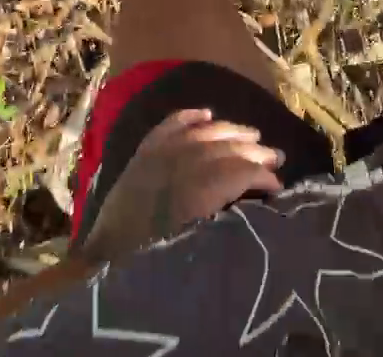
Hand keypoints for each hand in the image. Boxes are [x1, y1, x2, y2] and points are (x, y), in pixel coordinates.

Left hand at [77, 108, 283, 261]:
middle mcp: (175, 168)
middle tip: (276, 156)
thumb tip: (258, 205)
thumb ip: (227, 223)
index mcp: (191, 196)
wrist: (105, 265)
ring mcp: (156, 157)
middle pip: (222, 149)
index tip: (278, 185)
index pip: (236, 172)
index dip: (260, 176)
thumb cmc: (154, 269)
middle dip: (252, 151)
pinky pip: (168, 127)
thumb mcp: (198, 251)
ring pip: (199, 134)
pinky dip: (188, 117)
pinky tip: (206, 114)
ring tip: (252, 136)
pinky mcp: (141, 156)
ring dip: (228, 132)